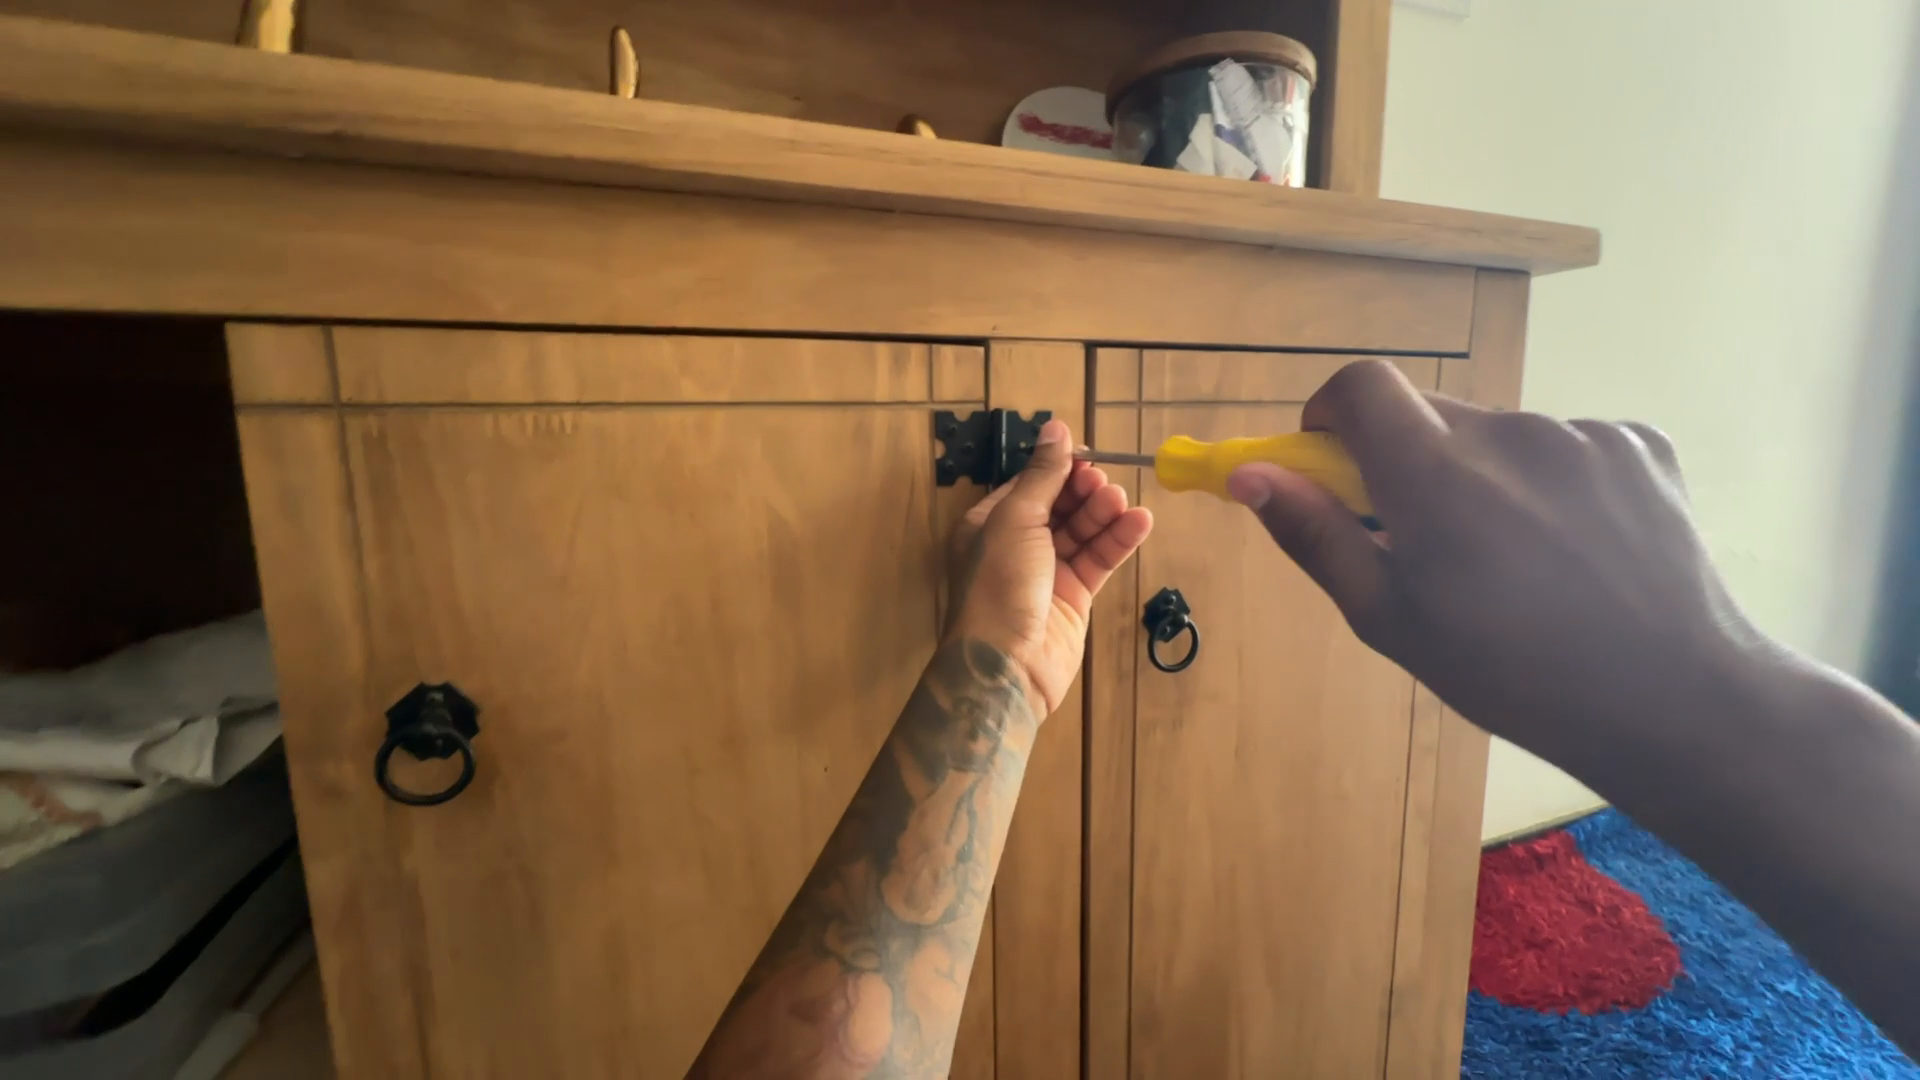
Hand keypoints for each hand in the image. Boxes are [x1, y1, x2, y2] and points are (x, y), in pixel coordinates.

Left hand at [945, 419, 1153, 715]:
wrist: (1008, 663)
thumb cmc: (1000, 581)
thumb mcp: (1016, 518)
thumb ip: (1042, 475)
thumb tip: (1056, 427)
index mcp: (990, 523)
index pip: (1029, 486)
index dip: (1058, 470)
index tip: (1088, 458)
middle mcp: (1017, 545)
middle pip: (1059, 506)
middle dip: (1084, 492)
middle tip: (1105, 485)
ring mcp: (1047, 572)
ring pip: (1082, 532)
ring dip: (1104, 514)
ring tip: (1124, 502)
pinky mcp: (1074, 597)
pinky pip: (1099, 560)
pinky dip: (1118, 541)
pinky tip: (1140, 522)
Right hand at [1224, 360, 1765, 761]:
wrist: (1679, 702)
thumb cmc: (1505, 670)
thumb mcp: (1385, 615)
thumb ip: (1313, 533)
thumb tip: (1248, 475)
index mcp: (1436, 473)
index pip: (1361, 384)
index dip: (1329, 411)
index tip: (1330, 462)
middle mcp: (1509, 431)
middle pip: (1421, 409)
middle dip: (1396, 456)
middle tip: (1413, 533)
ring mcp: (1583, 432)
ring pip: (1488, 429)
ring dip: (1468, 470)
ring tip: (1502, 552)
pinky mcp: (1640, 443)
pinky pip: (1554, 440)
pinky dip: (1534, 476)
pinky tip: (1563, 541)